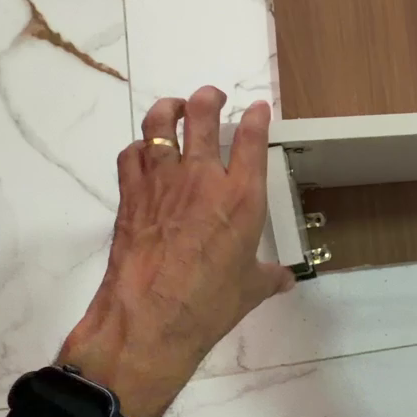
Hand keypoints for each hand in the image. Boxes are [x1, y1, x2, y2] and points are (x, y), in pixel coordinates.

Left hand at [58, 87, 295, 416]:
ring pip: (159, 125)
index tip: (258, 108)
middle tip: (212, 96)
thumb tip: (285, 280)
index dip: (256, 117)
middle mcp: (202, 178)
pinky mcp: (131, 196)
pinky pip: (131, 156)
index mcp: (242, 196)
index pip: (252, 139)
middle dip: (209, 98)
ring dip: (168, 109)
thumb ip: (269, 277)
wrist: (149, 319)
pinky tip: (143, 153)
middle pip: (202, 116)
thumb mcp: (251, 289)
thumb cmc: (210, 303)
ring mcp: (162, 183)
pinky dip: (138, 148)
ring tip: (174, 107)